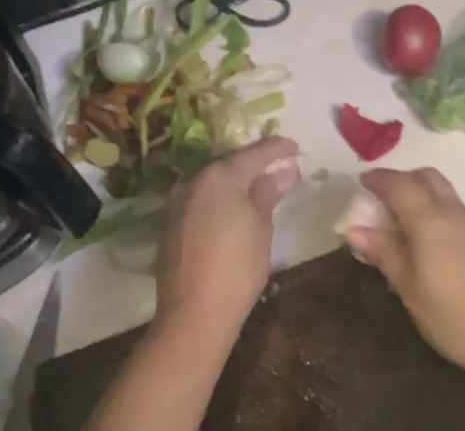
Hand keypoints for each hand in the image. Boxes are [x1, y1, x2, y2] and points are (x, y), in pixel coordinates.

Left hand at [155, 137, 302, 331]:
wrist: (193, 315)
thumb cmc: (237, 267)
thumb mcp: (261, 227)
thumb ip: (268, 193)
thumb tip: (284, 171)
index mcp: (219, 176)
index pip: (254, 153)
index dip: (277, 149)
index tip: (295, 148)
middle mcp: (194, 181)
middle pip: (230, 164)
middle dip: (254, 165)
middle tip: (278, 169)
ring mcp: (177, 203)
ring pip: (212, 183)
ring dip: (234, 183)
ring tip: (258, 189)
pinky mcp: (170, 225)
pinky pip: (200, 202)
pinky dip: (218, 201)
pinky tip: (232, 212)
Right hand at [344, 167, 464, 379]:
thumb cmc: (455, 317)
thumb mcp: (411, 289)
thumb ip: (385, 254)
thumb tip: (354, 229)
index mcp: (429, 220)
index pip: (399, 184)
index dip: (378, 179)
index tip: (360, 183)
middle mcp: (451, 211)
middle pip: (425, 177)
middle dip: (401, 179)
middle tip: (380, 200)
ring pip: (441, 190)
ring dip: (418, 192)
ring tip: (398, 220)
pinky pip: (451, 207)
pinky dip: (432, 207)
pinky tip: (423, 238)